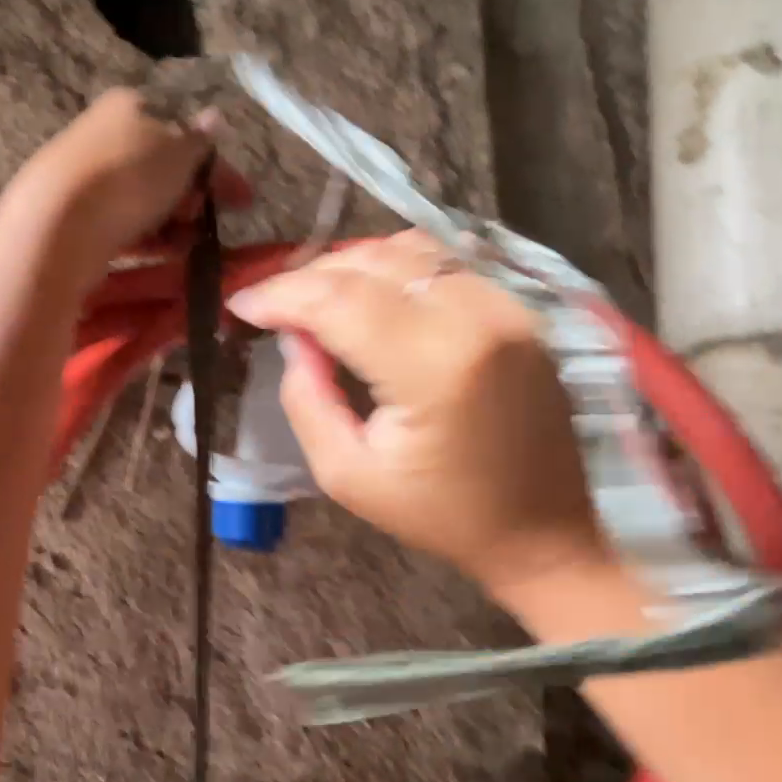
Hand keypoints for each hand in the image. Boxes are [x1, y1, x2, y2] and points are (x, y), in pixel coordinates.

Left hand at [0, 88, 249, 279]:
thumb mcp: (179, 151)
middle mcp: (103, 135)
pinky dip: (147, 240)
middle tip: (210, 220)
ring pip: (142, 201)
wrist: (57, 224)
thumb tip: (213, 119)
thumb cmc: (128, 176)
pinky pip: (122, 228)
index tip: (243, 199)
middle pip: (161, 167)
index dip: (216, 164)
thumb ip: (200, 141)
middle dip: (192, 196)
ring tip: (191, 245)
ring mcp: (85, 179)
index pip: (184, 129)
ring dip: (172, 223)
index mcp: (130, 105)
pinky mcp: (73, 220)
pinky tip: (163, 255)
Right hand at [228, 231, 610, 591]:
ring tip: (313, 298)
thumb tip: (294, 339)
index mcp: (434, 368)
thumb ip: (308, 400)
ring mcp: (507, 307)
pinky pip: (444, 262)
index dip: (282, 295)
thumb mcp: (346, 474)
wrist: (540, 531)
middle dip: (308, 275)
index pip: (340, 300)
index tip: (241, 305)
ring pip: (409, 250)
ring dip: (350, 265)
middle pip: (372, 263)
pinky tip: (366, 296)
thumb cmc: (437, 514)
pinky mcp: (519, 309)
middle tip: (271, 304)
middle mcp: (477, 318)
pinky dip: (393, 268)